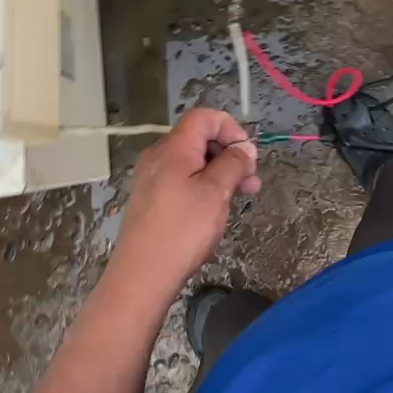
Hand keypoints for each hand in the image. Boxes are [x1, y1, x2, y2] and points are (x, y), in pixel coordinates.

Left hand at [107, 107, 260, 296]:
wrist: (141, 276)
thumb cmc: (182, 230)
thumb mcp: (216, 193)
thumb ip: (233, 164)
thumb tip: (244, 148)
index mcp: (173, 147)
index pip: (203, 117)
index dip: (230, 128)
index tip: (247, 154)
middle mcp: (158, 156)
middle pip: (198, 139)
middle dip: (229, 153)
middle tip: (251, 180)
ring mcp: (151, 179)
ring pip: (192, 162)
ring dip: (220, 172)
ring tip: (242, 197)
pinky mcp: (150, 200)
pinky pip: (182, 180)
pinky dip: (203, 186)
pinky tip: (215, 209)